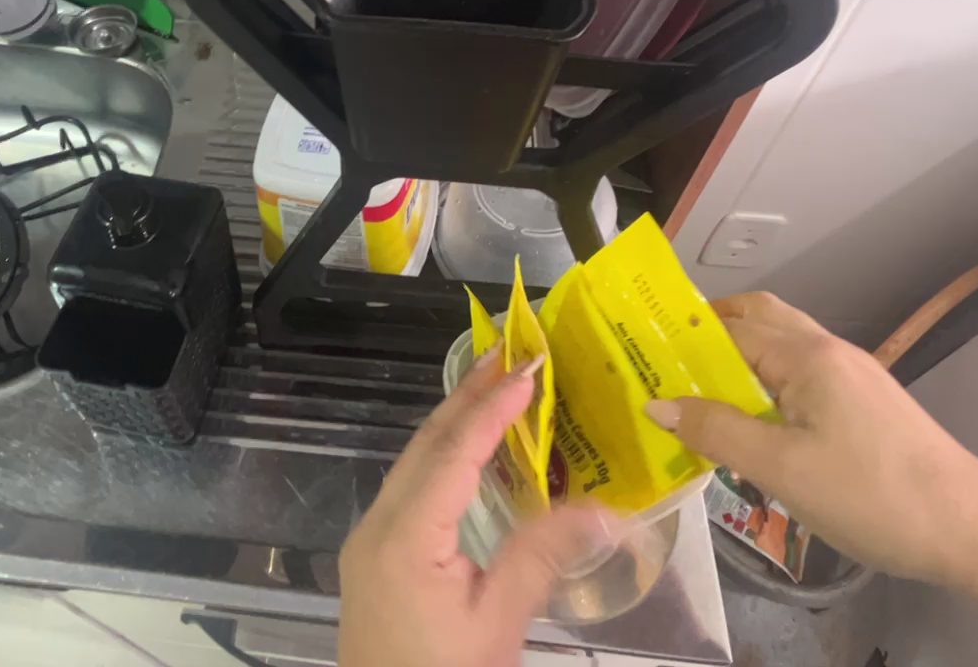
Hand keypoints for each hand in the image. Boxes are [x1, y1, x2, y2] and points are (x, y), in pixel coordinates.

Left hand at [338, 352, 611, 666]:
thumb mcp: (499, 625)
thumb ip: (543, 557)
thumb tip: (608, 510)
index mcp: (406, 537)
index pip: (453, 454)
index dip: (492, 409)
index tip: (526, 370)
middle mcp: (378, 522)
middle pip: (425, 443)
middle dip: (467, 394)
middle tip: (506, 352)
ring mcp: (370, 534)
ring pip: (413, 459)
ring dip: (452, 419)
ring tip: (492, 383)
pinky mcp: (373, 549)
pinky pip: (408, 483)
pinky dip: (440, 454)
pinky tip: (466, 446)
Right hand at [644, 292, 977, 586]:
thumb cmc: (874, 496)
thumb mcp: (782, 470)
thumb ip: (716, 431)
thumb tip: (657, 403)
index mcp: (806, 356)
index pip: (729, 327)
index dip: (683, 337)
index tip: (643, 351)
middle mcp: (829, 351)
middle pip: (759, 316)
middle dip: (712, 327)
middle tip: (671, 357)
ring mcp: (853, 374)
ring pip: (782, 342)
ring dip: (740, 352)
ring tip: (705, 387)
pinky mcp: (868, 401)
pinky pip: (802, 370)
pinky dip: (766, 375)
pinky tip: (757, 416)